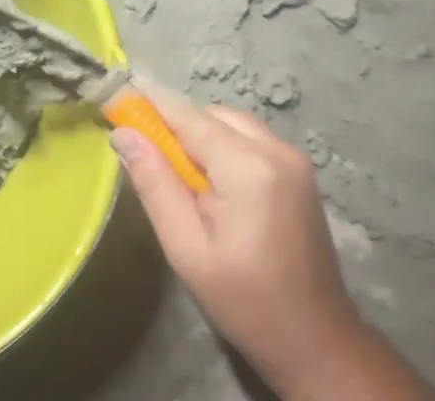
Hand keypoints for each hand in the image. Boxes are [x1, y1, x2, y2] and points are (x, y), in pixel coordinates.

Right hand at [114, 95, 429, 398]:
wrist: (316, 339)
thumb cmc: (245, 301)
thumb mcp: (187, 249)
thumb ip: (155, 185)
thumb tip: (123, 135)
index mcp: (248, 168)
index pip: (189, 116)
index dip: (151, 103)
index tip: (118, 94)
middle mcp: (276, 150)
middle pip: (212, 115)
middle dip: (177, 124)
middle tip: (146, 151)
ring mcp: (294, 159)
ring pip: (233, 123)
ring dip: (202, 135)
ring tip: (179, 174)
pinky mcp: (301, 172)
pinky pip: (252, 140)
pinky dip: (225, 145)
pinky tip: (211, 182)